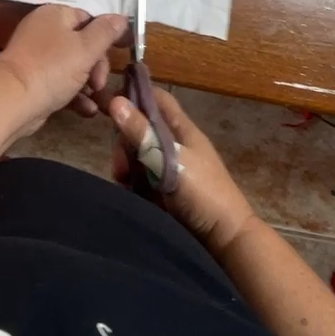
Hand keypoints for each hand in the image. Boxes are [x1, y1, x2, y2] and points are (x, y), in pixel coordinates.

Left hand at [0, 5, 129, 134]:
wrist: (13, 99)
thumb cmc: (52, 68)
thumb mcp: (85, 48)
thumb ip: (106, 32)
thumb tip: (122, 17)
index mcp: (55, 15)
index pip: (88, 19)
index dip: (105, 37)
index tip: (118, 55)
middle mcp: (44, 31)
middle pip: (82, 44)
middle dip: (97, 65)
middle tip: (99, 84)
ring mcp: (37, 56)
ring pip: (73, 66)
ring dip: (89, 84)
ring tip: (97, 99)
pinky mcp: (35, 79)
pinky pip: (61, 82)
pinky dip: (75, 94)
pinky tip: (87, 109)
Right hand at [108, 86, 257, 256]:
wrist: (225, 241)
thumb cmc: (204, 193)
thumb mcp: (170, 160)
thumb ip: (143, 133)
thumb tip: (115, 101)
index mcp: (181, 128)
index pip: (155, 98)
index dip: (133, 94)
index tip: (109, 101)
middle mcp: (173, 143)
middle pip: (140, 127)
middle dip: (125, 139)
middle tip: (120, 163)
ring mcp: (168, 166)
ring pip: (136, 152)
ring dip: (125, 163)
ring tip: (123, 180)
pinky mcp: (162, 188)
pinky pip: (138, 175)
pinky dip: (130, 180)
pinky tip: (127, 190)